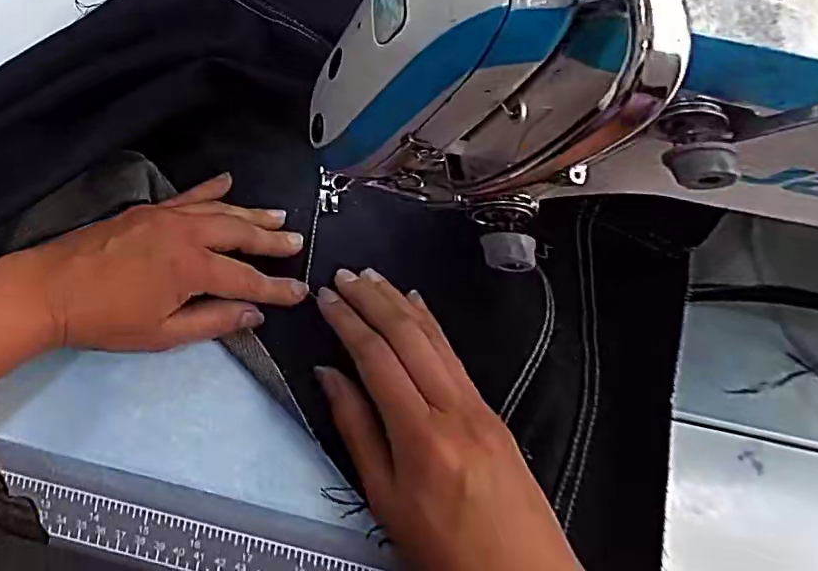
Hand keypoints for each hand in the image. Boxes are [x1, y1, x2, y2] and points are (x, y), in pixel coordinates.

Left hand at [15, 174, 309, 350]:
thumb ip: (212, 320)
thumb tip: (253, 314)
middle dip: (272, 240)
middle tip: (297, 242)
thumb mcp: (162, 333)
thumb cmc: (107, 319)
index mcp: (193, 268)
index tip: (300, 291)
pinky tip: (227, 181)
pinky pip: (189, 195)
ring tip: (277, 215)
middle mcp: (188, 233)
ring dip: (251, 213)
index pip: (247, 278)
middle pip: (240, 234)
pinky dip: (211, 188)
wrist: (53, 288)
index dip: (276, 288)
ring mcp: (169, 215)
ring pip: (221, 210)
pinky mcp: (151, 208)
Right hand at [315, 268, 580, 570]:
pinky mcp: (491, 407)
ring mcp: (477, 404)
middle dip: (370, 299)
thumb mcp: (386, 502)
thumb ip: (356, 430)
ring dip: (398, 301)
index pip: (376, 357)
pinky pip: (453, 352)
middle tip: (343, 275)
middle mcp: (452, 408)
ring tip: (371, 277)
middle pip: (405, 335)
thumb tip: (328, 375)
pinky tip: (417, 303)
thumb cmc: (446, 553)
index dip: (347, 321)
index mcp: (421, 436)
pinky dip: (430, 322)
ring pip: (431, 336)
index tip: (326, 298)